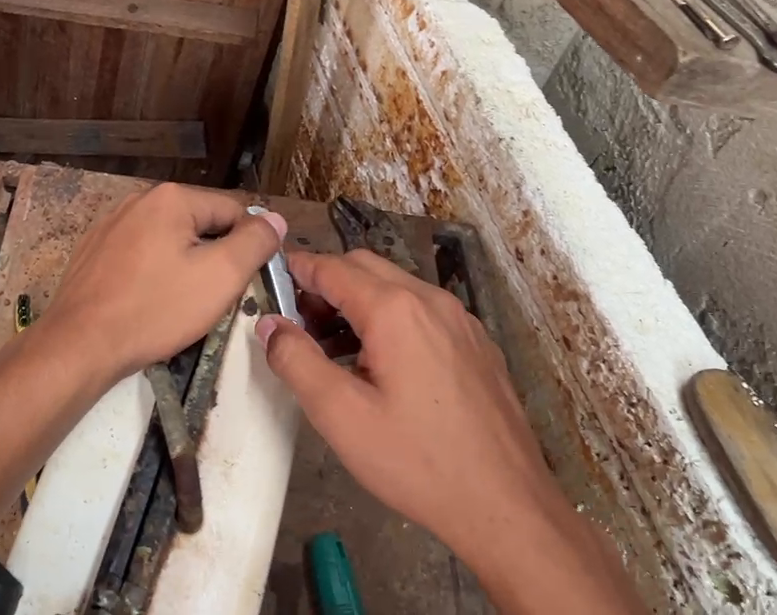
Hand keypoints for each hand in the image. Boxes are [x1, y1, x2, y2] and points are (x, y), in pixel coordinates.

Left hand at [39, 183, 285, 382]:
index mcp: (171, 198)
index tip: (249, 282)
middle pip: (200, 223)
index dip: (250, 246)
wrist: (80, 343)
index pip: (233, 211)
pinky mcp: (94, 250)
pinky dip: (154, 273)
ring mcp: (111, 224)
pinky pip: (140, 254)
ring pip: (169, 240)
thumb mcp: (219, 277)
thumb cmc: (155, 309)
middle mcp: (139, 200)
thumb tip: (274, 219)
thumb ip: (254, 243)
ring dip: (185, 266)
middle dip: (214, 256)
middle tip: (216, 298)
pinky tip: (150, 302)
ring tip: (183, 304)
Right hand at [255, 249, 563, 550]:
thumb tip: (270, 324)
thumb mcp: (339, 415)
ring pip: (395, 288)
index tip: (269, 283)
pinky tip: (380, 367)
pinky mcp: (477, 345)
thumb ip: (295, 360)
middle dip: (325, 285)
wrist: (508, 508)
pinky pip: (422, 312)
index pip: (331, 267)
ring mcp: (460, 321)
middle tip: (299, 326)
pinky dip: (390, 319)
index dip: (295, 270)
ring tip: (333, 351)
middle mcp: (430, 301)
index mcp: (395, 310)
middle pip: (364, 267)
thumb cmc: (417, 461)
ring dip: (356, 303)